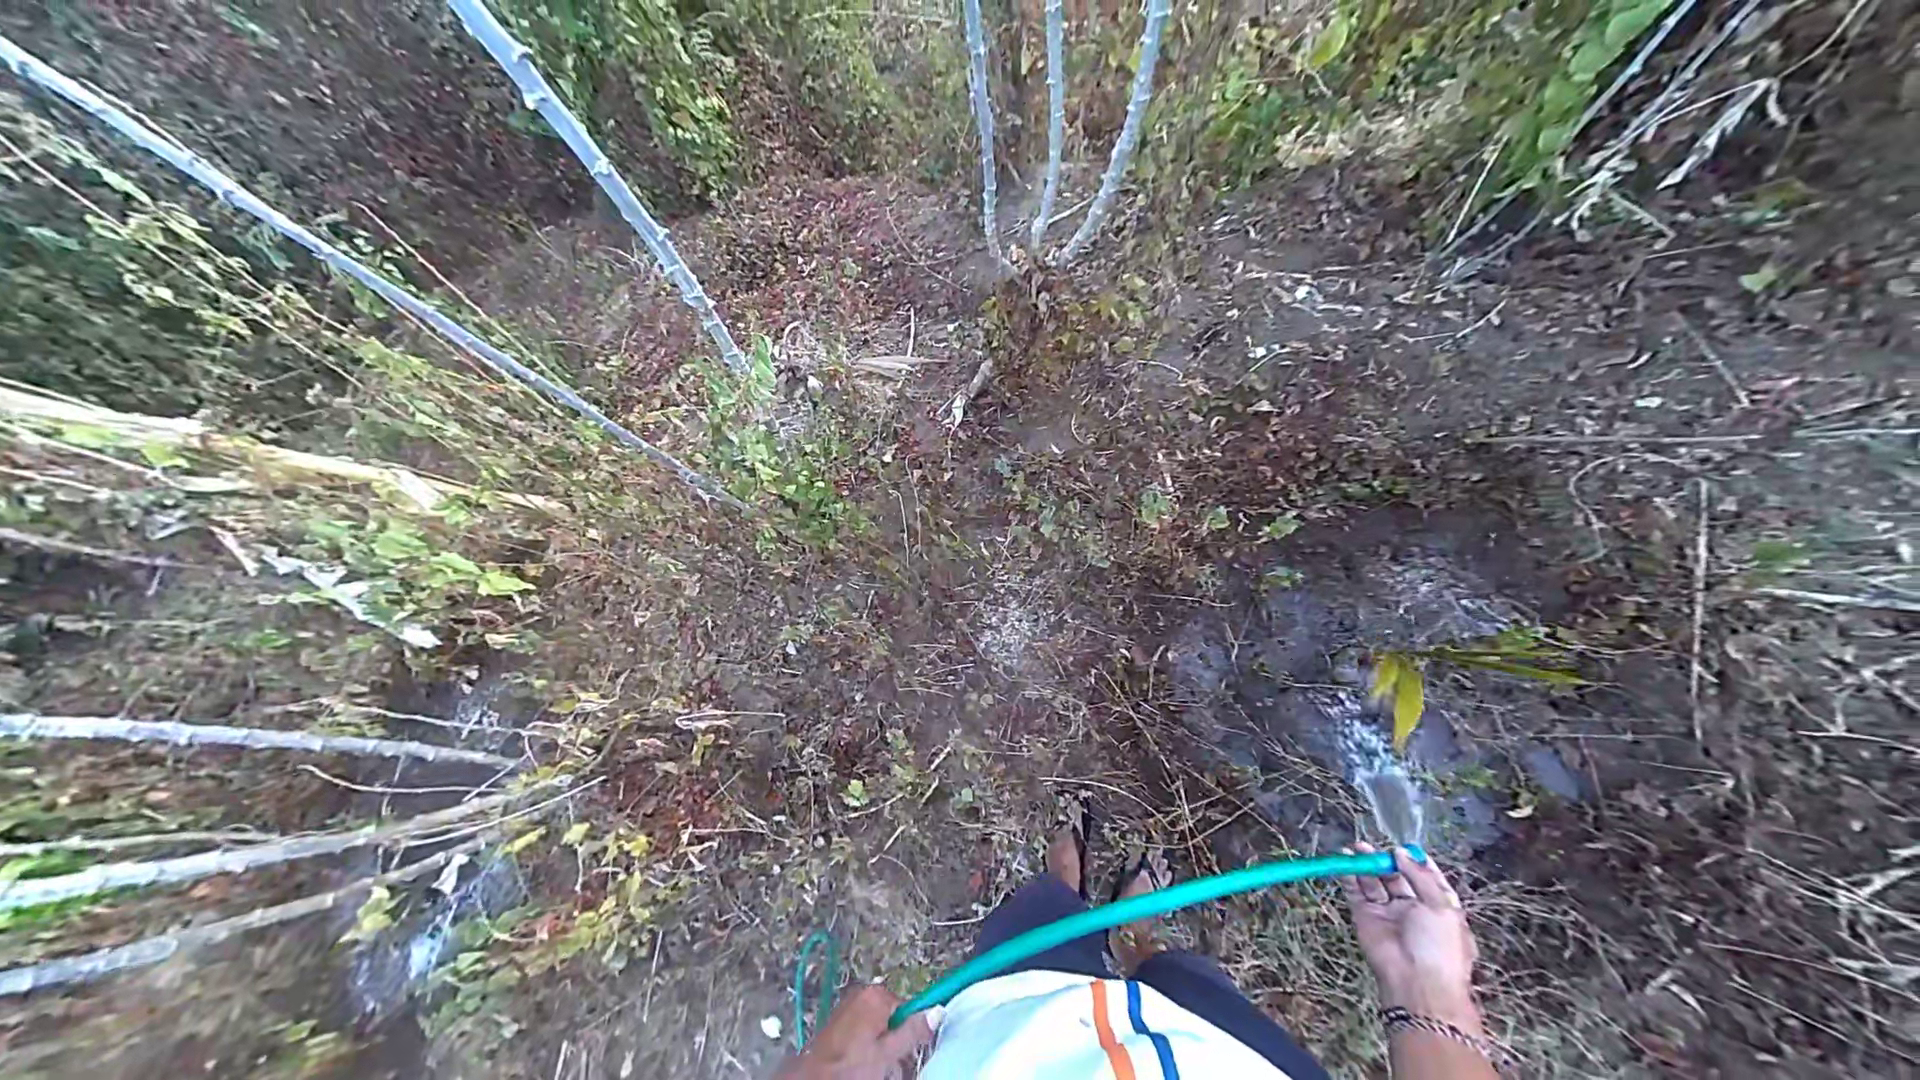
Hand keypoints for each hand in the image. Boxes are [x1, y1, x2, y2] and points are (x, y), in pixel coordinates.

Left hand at [774, 984, 934, 1079]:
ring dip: (879, 1046)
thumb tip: (938, 1011)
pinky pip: (862, 1029)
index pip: (907, 1008)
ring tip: (873, 1068)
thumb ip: (913, 1031)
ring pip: (876, 1025)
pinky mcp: (839, 1020)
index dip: (909, 1031)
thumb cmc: (851, 1068)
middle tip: (888, 1064)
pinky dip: (864, 1045)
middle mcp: (862, 993)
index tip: (904, 1052)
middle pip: (892, 1015)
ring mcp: (849, 1005)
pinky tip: (859, 1065)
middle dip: (893, 1040)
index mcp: (876, 994)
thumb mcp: (887, 1054)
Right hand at [1341, 843, 1482, 1035]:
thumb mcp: (1441, 907)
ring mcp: (1387, 912)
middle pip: (1397, 877)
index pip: (1428, 880)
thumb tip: (1400, 852)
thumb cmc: (1439, 947)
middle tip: (1371, 846)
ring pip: (1374, 881)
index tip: (1406, 847)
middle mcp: (1412, 909)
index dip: (1417, 863)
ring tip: (1355, 847)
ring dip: (1365, 864)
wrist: (1416, 982)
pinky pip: (1355, 891)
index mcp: (1439, 909)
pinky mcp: (1365, 915)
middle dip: (1385, 860)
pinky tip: (1345, 860)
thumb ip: (1419, 875)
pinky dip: (1349, 875)